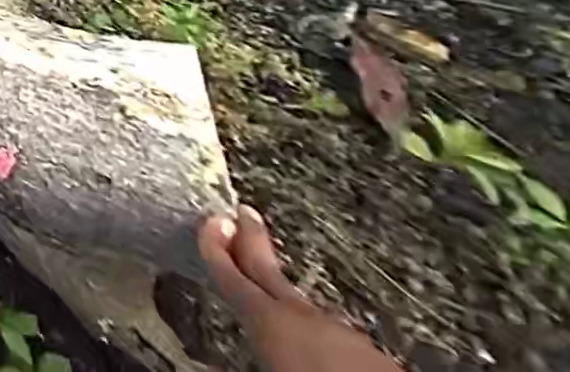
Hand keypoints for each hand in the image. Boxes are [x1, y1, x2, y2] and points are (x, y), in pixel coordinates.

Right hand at [198, 206, 404, 371]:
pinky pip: (325, 328)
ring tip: (266, 281)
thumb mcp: (266, 364)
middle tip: (243, 213)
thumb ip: (234, 361)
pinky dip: (306, 320)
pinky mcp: (370, 355)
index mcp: (268, 319)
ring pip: (297, 302)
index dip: (215, 245)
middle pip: (266, 270)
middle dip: (251, 240)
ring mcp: (340, 334)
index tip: (212, 220)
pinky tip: (309, 335)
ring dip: (277, 286)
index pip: (230, 273)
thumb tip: (200, 361)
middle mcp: (300, 317)